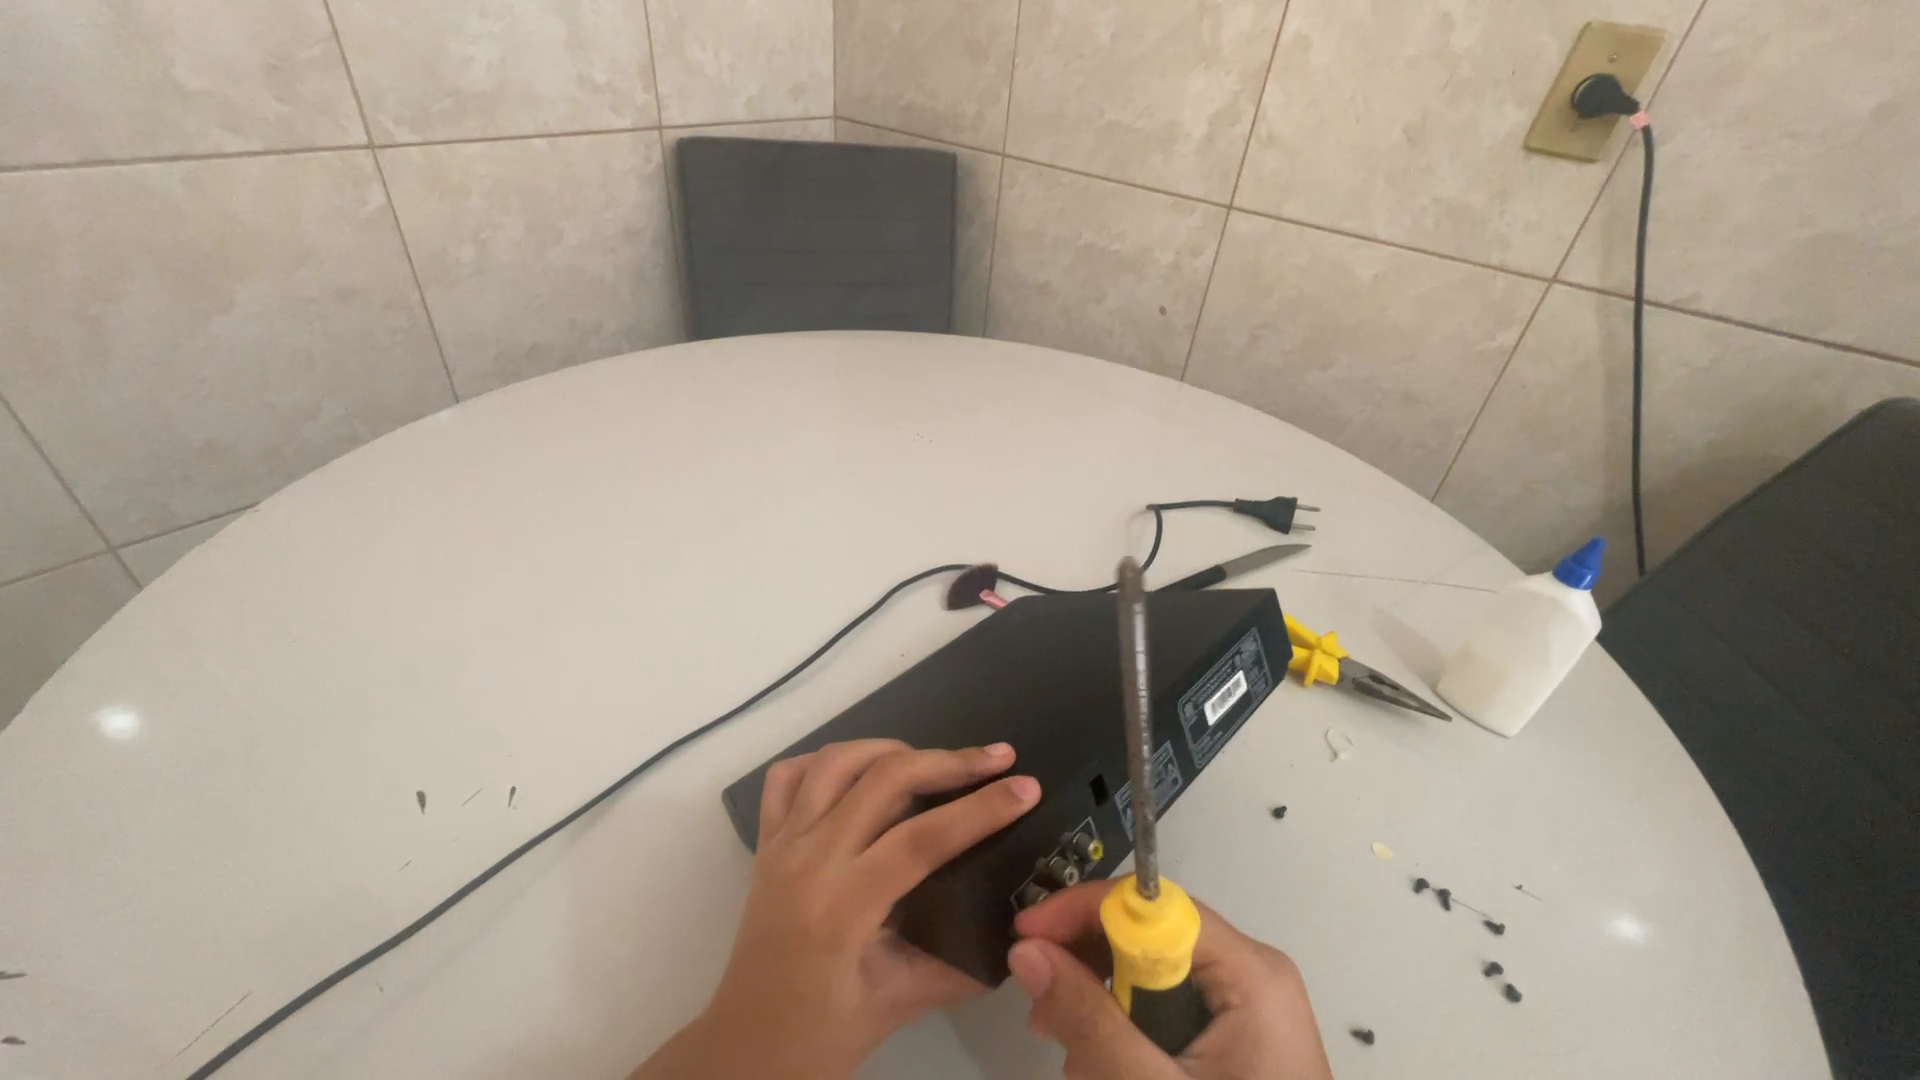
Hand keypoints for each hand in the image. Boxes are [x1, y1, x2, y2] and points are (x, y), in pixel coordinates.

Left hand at [633, 739, 1040, 1079]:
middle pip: (884, 780)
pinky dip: (827, 761)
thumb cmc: (822, 1033)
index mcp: (842, 907)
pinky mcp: (766, 842)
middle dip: (949, 761)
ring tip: (935, 759)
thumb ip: (961, 962)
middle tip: (997, 757)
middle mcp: (808, 861)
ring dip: (891, 748)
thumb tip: (1018, 928)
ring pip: (836, 762)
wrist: (744, 1048)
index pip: (922, 839)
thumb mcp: (901, 1001)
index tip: (1026, 786)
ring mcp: (781, 844)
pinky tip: (861, 771)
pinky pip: (789, 777)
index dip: (981, 809)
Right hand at [1008, 883, 1332, 1079]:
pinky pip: (1168, 1008)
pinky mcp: (1237, 1036)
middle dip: (1089, 969)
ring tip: (1074, 1057)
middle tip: (1041, 1015)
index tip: (1026, 937)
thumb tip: (1027, 950)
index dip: (1085, 910)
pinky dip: (1128, 1031)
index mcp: (1250, 973)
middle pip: (1149, 937)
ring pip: (1151, 974)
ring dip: (1103, 1008)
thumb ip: (1090, 1022)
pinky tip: (1106, 1067)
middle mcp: (1252, 973)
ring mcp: (1247, 1006)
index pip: (1153, 906)